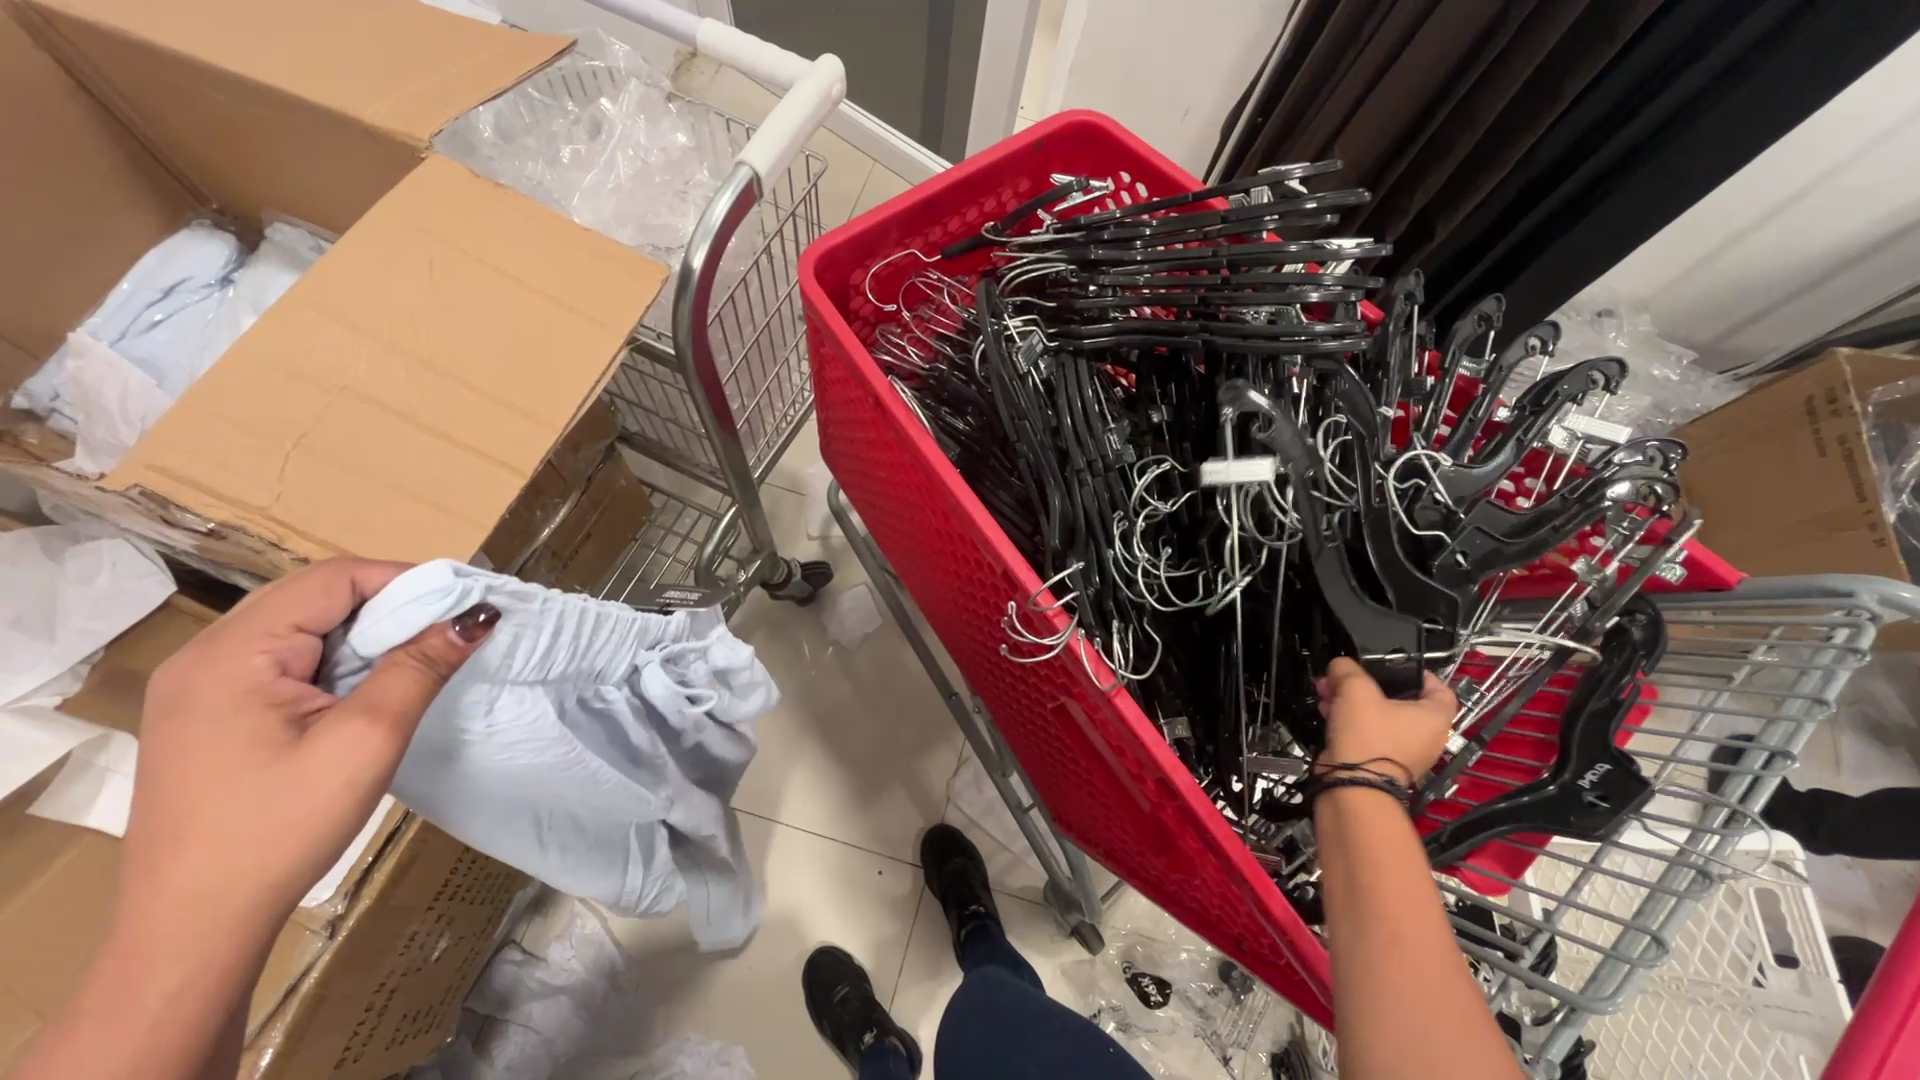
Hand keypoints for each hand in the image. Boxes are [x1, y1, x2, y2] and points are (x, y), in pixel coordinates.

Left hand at [122, 558, 498, 940]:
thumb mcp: (366, 741)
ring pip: (297, 630)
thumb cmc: (282, 827)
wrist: (193, 925)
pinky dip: (331, 664)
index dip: (404, 580)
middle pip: (310, 598)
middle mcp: (204, 656)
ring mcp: (196, 688)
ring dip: (361, 637)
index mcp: (232, 652)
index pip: (332, 578)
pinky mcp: (203, 716)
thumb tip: (475, 617)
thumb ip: (419, 668)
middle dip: (386, 607)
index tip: (462, 606)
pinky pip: (278, 663)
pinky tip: (361, 694)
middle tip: (445, 635)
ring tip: (412, 664)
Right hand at [1314, 657, 1456, 784]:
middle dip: (1366, 685)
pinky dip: (1351, 721)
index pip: (1440, 688)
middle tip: (1343, 677)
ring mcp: (1403, 752)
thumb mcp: (1355, 690)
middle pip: (1399, 700)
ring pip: (1379, 716)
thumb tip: (1340, 665)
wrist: (1351, 785)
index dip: (1418, 672)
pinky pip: (1369, 733)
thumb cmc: (1367, 734)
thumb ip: (1348, 669)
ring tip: (1326, 692)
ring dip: (1352, 701)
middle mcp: (1425, 736)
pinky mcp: (1380, 762)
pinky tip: (1327, 712)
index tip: (1392, 664)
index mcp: (1434, 718)